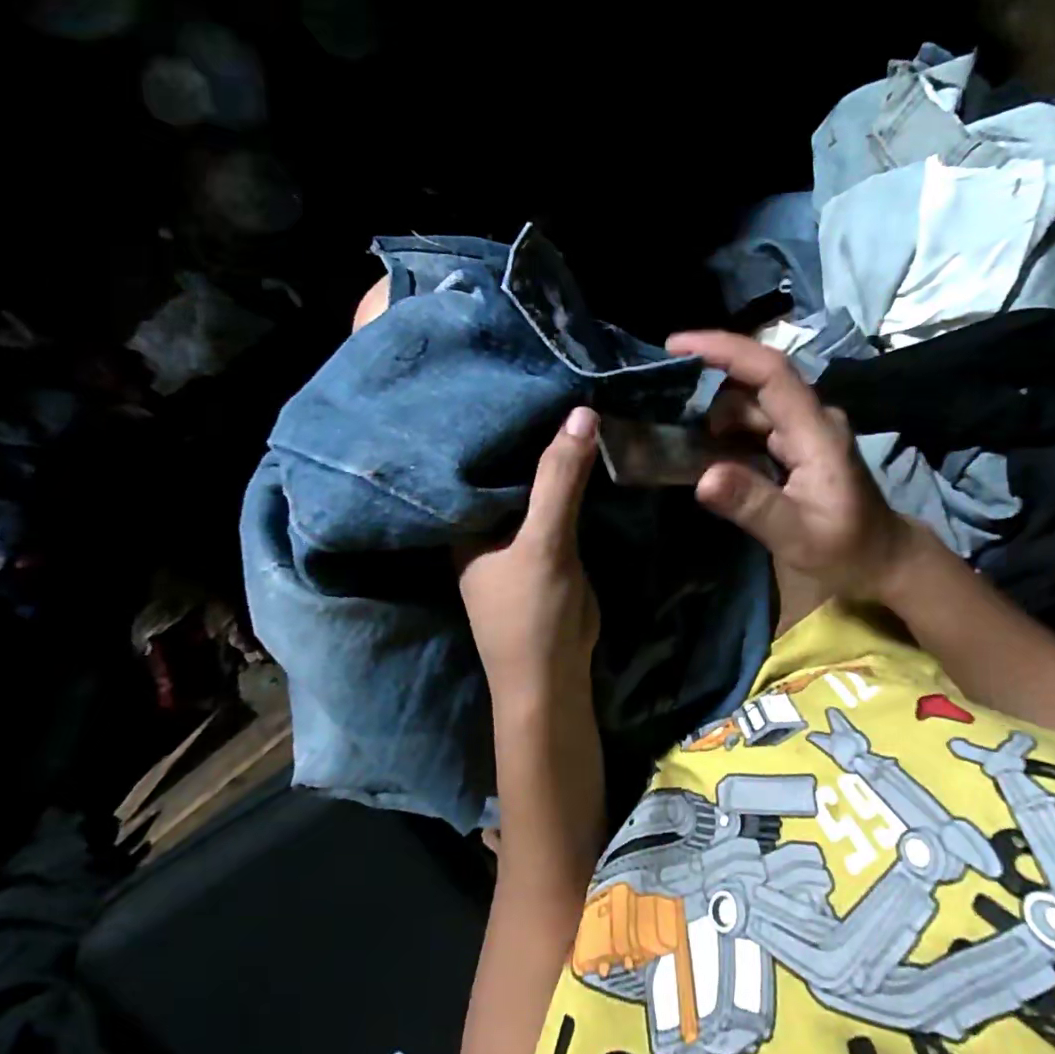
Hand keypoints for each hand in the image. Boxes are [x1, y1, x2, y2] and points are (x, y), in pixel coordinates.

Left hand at [457, 406, 601, 711]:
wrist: (555, 675)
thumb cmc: (530, 612)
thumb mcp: (543, 542)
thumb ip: (560, 481)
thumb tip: (583, 413)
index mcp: (463, 521)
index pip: (477, 457)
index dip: (501, 422)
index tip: (525, 379)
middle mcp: (484, 523)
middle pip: (510, 468)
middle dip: (534, 435)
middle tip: (561, 381)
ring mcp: (517, 537)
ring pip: (538, 486)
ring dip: (557, 459)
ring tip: (579, 403)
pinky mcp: (547, 547)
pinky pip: (559, 505)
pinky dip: (574, 484)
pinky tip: (591, 453)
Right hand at [666, 331, 923, 602]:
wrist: (883, 560)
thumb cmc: (847, 551)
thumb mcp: (799, 537)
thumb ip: (754, 505)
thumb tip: (704, 479)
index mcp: (816, 433)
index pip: (771, 372)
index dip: (725, 351)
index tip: (675, 346)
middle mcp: (811, 421)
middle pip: (756, 382)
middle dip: (707, 378)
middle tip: (656, 390)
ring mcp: (805, 433)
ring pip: (752, 404)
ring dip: (711, 409)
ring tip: (667, 419)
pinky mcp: (797, 448)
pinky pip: (755, 426)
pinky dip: (724, 430)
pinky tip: (696, 443)